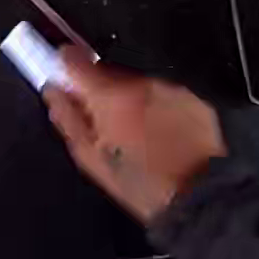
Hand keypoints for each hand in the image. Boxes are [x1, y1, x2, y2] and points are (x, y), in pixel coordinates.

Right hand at [42, 46, 226, 222]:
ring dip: (129, 101)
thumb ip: (66, 117)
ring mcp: (168, 88)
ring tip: (137, 135)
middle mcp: (139, 83)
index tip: (61, 74)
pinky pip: (161, 95)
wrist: (205, 199)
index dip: (62, 64)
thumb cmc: (140, 183)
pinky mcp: (192, 98)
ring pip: (134, 85)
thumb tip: (52, 90)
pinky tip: (161, 136)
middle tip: (103, 123)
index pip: (73, 59)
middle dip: (100, 92)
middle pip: (105, 73)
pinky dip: (156, 108)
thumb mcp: (90, 158)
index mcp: (109, 96)